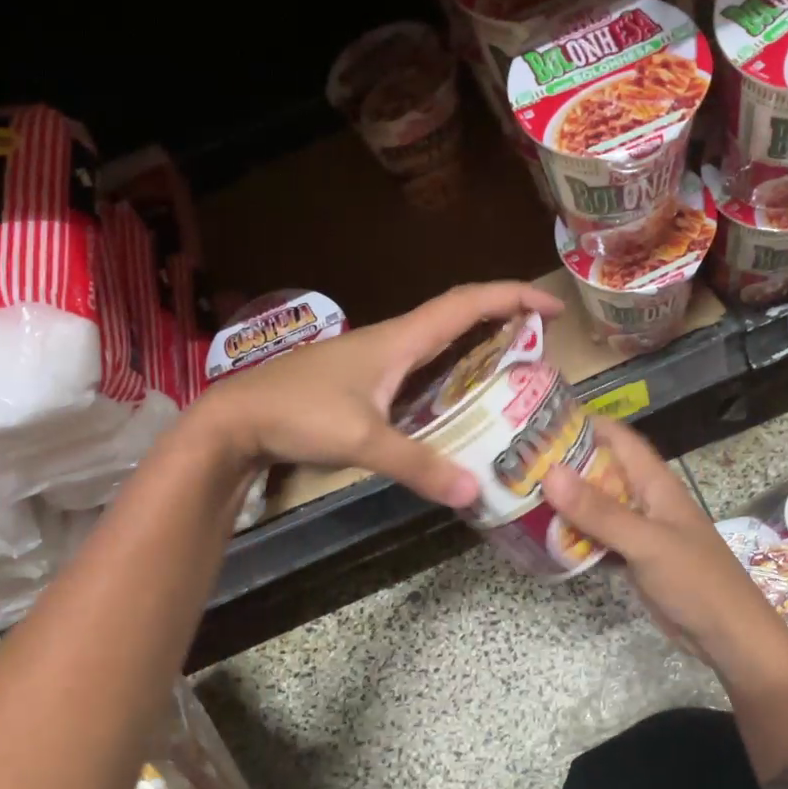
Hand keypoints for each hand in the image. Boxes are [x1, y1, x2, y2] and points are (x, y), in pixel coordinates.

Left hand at [195, 282, 564, 507]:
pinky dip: (450, 371)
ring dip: (477, 344)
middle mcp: (392, 340)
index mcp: (399, 340)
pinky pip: (420, 365)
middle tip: (542, 343)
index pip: (466, 304)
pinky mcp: (362, 380)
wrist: (235, 419)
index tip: (552, 305)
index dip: (512, 297)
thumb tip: (474, 491)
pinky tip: (456, 400)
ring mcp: (375, 359)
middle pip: (458, 316)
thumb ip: (417, 465)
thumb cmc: (298, 414)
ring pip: (438, 341)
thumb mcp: (361, 440)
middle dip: (503, 318)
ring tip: (512, 369)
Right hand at [543, 417, 786, 661]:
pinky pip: (599, 538)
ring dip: (566, 502)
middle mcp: (646, 500)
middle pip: (601, 470)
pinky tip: (545, 539)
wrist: (728, 636)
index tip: (538, 424)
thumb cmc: (695, 581)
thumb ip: (599, 511)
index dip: (582, 424)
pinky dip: (575, 536)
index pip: (617, 438)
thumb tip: (550, 473)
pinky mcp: (634, 559)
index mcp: (655, 483)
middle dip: (564, 464)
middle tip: (517, 463)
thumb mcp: (646, 542)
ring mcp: (640, 531)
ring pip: (597, 506)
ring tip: (521, 496)